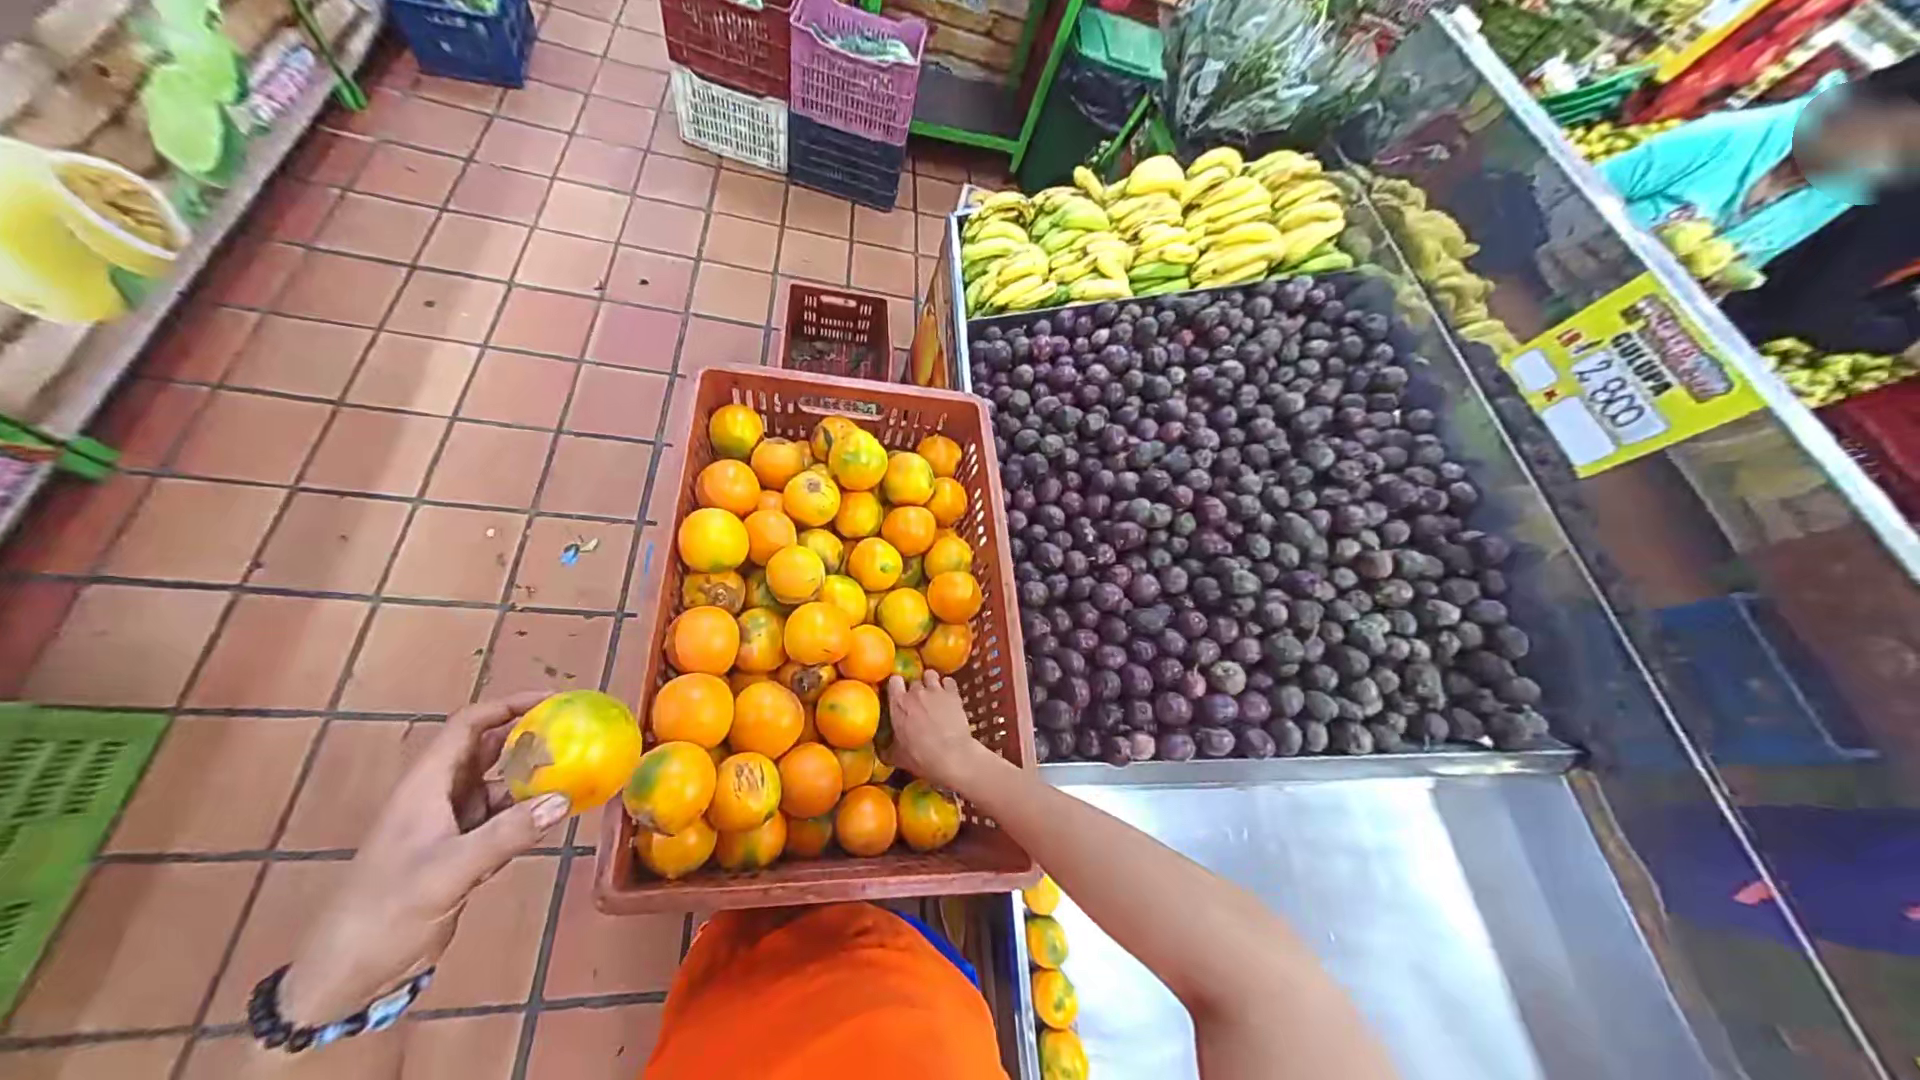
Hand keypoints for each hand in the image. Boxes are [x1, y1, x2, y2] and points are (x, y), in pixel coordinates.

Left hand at [278, 693, 570, 1022]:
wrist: (347, 976)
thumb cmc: (384, 912)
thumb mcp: (447, 871)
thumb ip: (506, 834)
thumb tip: (563, 799)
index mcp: (426, 787)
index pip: (469, 726)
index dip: (508, 706)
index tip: (554, 701)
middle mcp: (440, 797)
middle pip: (488, 749)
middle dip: (530, 735)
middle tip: (576, 730)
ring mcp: (451, 825)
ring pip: (501, 783)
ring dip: (535, 775)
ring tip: (578, 768)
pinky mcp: (462, 852)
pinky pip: (505, 817)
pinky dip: (532, 811)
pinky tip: (560, 813)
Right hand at [885, 672, 999, 791]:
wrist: (951, 755)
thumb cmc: (921, 757)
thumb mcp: (898, 757)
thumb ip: (889, 749)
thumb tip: (883, 753)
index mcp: (898, 704)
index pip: (893, 681)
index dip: (897, 685)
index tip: (899, 692)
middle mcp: (915, 692)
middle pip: (914, 680)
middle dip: (916, 688)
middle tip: (919, 702)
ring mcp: (935, 691)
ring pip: (930, 675)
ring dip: (931, 682)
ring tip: (934, 693)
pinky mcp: (953, 693)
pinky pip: (948, 681)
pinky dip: (948, 686)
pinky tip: (949, 695)